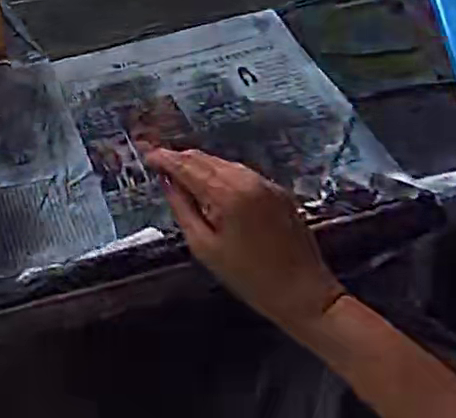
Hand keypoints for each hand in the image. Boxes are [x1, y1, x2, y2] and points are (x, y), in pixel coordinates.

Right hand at [144, 146, 345, 332]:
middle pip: (202, 158)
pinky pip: (240, 172)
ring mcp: (264, 183)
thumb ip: (181, 208)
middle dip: (179, 160)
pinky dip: (220, 174)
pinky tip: (214, 188)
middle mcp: (245, 180)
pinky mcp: (277, 191)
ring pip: (221, 162)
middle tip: (161, 167)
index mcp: (225, 193)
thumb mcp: (204, 247)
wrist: (308, 297)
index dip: (163, 158)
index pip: (185, 164)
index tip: (147, 157)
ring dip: (199, 166)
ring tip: (184, 178)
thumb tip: (167, 182)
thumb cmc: (250, 278)